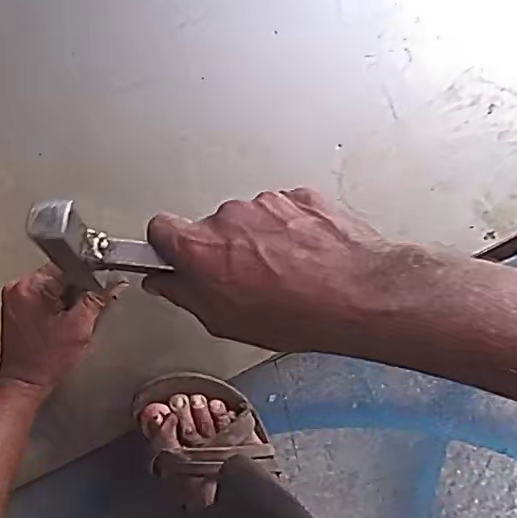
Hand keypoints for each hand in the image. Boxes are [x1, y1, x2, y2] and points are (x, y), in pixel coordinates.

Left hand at [0, 264, 121, 393]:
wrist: (25, 381)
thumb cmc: (45, 361)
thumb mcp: (80, 327)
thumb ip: (97, 299)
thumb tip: (112, 282)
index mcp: (32, 287)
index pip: (68, 266)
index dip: (86, 279)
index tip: (93, 292)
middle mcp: (18, 287)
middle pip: (59, 274)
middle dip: (74, 291)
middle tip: (75, 316)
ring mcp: (14, 296)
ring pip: (51, 285)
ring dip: (63, 298)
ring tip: (61, 323)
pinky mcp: (14, 306)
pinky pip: (41, 296)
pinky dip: (52, 306)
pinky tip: (53, 325)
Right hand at [144, 188, 413, 351]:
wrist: (357, 294)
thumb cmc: (295, 313)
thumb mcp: (224, 321)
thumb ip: (184, 295)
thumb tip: (166, 282)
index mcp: (201, 247)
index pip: (159, 227)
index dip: (166, 244)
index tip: (174, 257)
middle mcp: (228, 217)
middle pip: (210, 226)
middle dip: (222, 249)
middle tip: (244, 280)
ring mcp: (265, 203)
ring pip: (248, 219)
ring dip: (258, 240)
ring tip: (283, 273)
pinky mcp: (298, 196)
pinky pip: (281, 211)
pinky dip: (287, 230)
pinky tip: (303, 259)